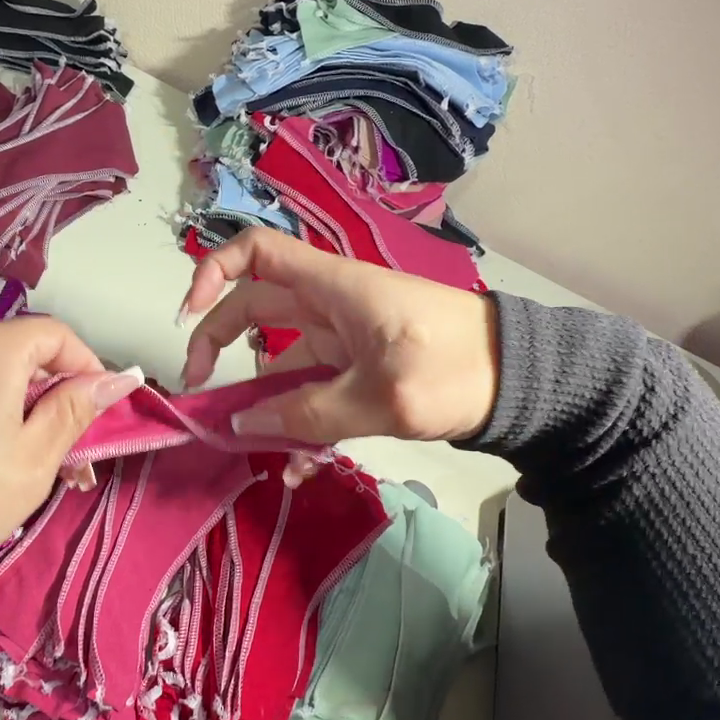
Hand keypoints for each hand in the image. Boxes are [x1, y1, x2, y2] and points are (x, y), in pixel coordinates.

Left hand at [0, 318, 143, 552]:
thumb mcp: (35, 457)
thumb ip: (76, 409)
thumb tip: (117, 378)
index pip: (57, 335)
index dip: (87, 368)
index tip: (98, 412)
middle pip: (20, 352)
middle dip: (50, 393)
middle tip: (64, 449)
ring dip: (13, 401)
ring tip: (22, 456)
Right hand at [178, 229, 499, 446]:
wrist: (528, 385)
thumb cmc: (459, 370)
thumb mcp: (381, 399)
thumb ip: (305, 416)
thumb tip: (240, 427)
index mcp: (331, 289)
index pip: (256, 253)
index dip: (212, 271)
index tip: (190, 314)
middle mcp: (325, 307)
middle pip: (250, 310)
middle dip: (216, 347)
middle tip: (201, 393)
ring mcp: (337, 339)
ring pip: (275, 362)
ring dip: (260, 402)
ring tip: (256, 448)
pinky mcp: (352, 369)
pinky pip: (306, 391)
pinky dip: (295, 422)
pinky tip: (297, 465)